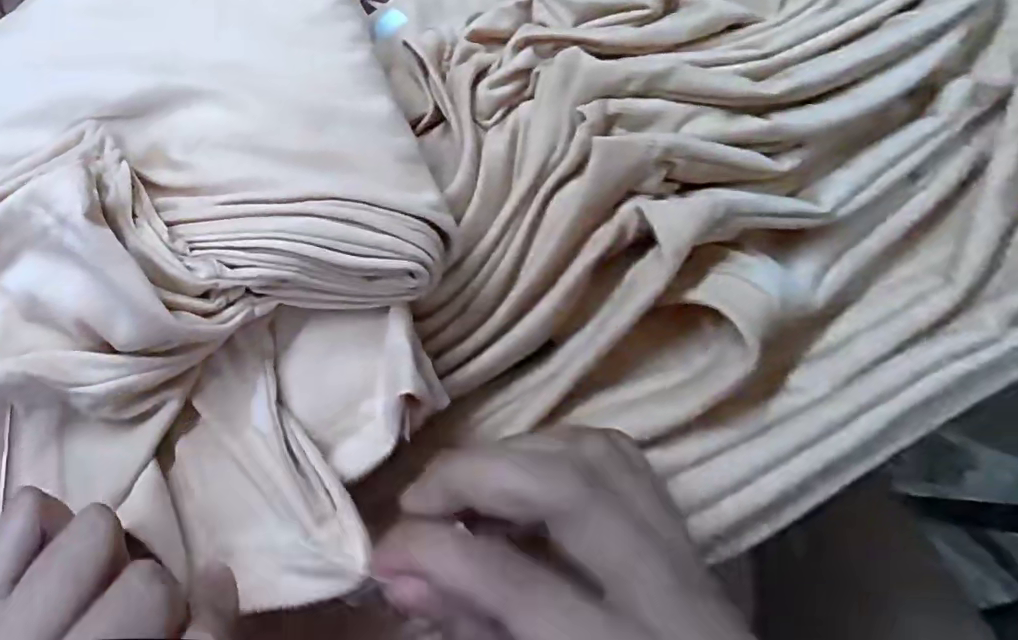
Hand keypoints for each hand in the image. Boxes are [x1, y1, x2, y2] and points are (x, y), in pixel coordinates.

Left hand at [0, 486, 237, 639]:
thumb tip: (218, 575)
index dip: (209, 621)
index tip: (210, 602)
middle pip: (149, 587)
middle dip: (155, 596)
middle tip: (134, 619)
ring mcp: (11, 624)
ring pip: (95, 528)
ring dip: (104, 552)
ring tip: (90, 586)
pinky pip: (26, 510)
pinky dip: (46, 525)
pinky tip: (47, 563)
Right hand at [370, 429, 751, 639]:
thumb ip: (467, 624)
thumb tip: (394, 572)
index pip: (512, 577)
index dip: (427, 549)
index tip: (381, 553)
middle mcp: (680, 603)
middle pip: (565, 486)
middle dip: (467, 475)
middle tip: (419, 503)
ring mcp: (691, 562)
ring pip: (591, 454)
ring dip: (507, 455)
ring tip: (466, 495)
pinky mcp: (685, 536)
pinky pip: (616, 457)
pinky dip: (549, 451)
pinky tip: (516, 483)